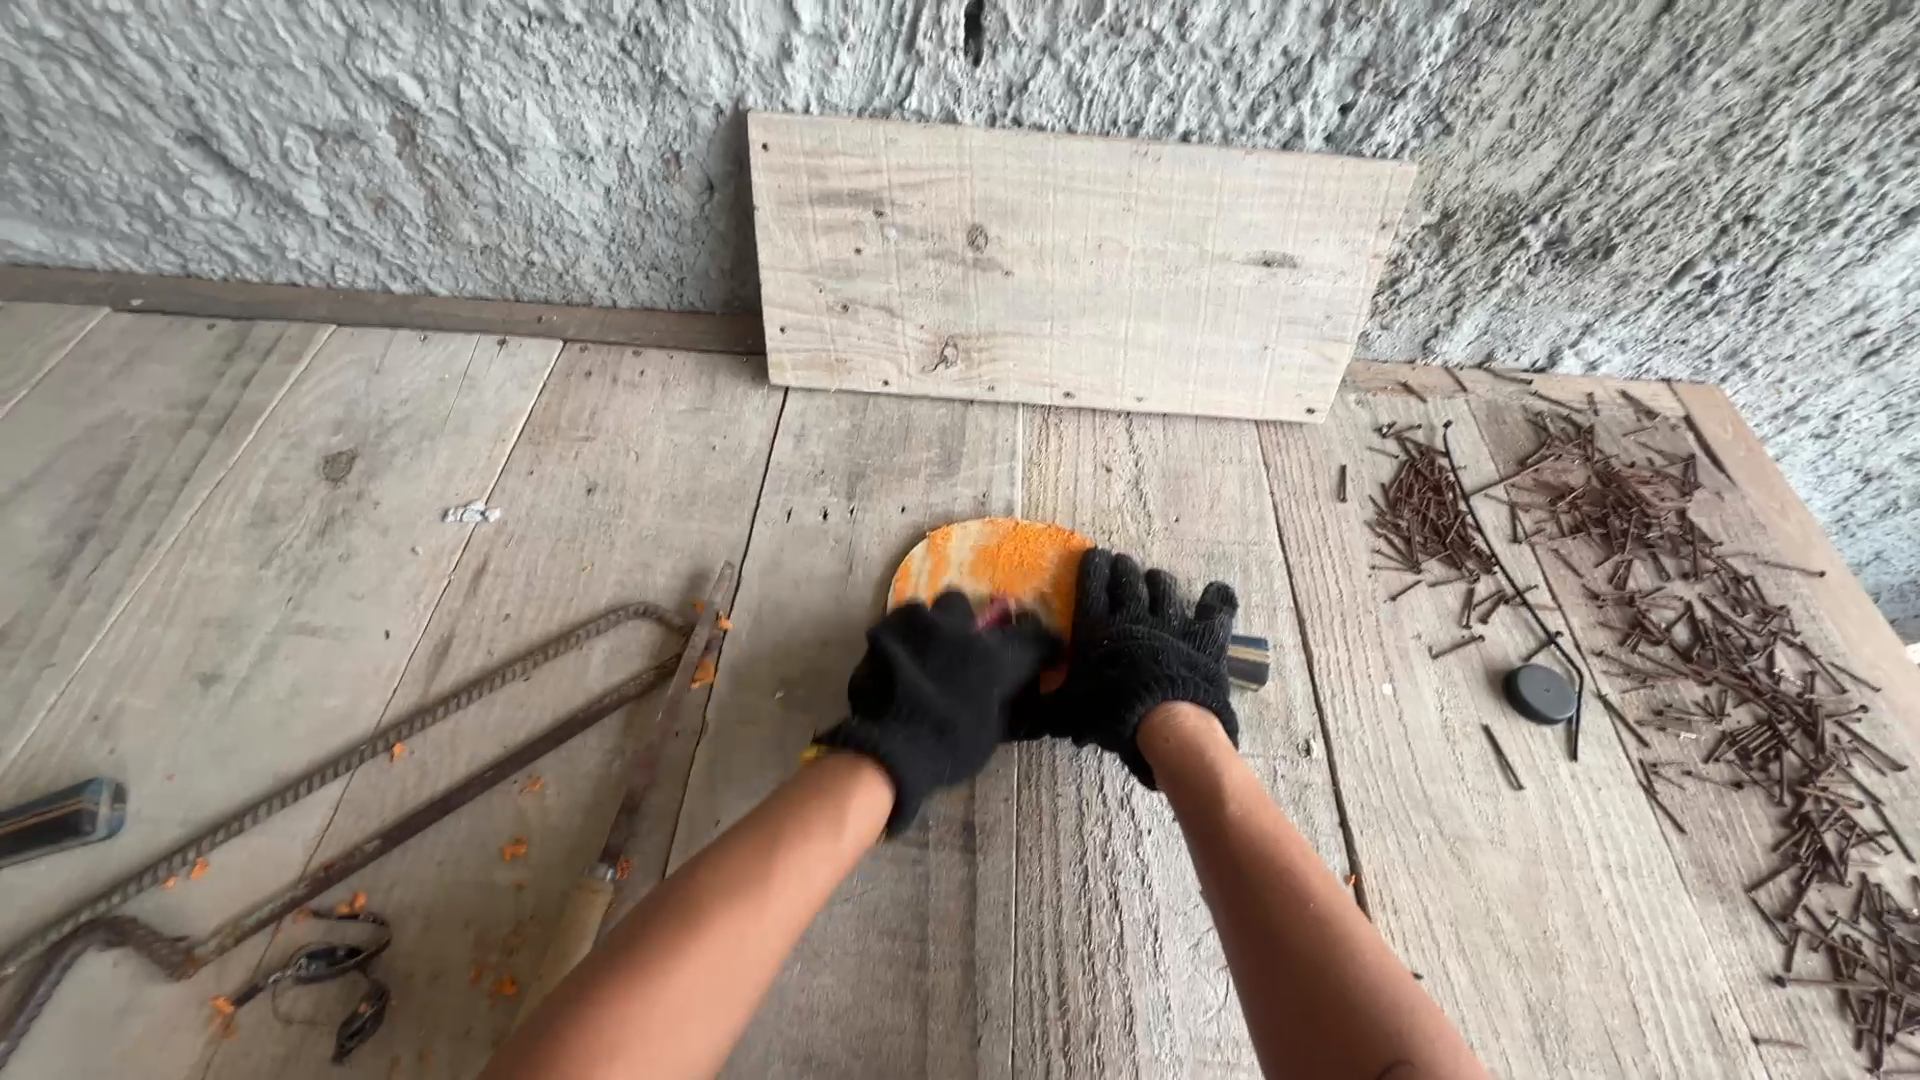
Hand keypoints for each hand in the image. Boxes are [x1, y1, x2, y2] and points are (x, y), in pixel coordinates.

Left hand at [813, 591, 1059, 834]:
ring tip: (919, 653)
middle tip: (955, 647)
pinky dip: (897, 642)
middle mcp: (958, 629)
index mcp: (993, 656)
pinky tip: (893, 662)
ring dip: (925, 628)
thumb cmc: (948, 748)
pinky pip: (894, 627)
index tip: (1044, 651)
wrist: (889, 748)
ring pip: (923, 610)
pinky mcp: (882, 632)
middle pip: (962, 605)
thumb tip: (1010, 692)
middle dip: (960, 623)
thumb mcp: (991, 732)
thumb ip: (1002, 701)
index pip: (1031, 638)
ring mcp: (916, 625)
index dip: (1041, 644)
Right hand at [1013, 549, 1238, 787]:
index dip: (1093, 565)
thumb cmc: (1110, 714)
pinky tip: (1218, 592)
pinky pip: (1214, 609)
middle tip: (1122, 564)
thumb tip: (1019, 716)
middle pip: (1127, 578)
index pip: (1091, 583)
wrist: (1166, 722)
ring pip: (1165, 587)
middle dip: (1123, 568)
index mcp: (1097, 626)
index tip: (1094, 555)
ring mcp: (1171, 622)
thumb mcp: (1067, 710)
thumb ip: (1047, 703)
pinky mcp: (1203, 636)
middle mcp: (1132, 614)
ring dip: (1158, 580)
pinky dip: (1218, 599)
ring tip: (1156, 578)